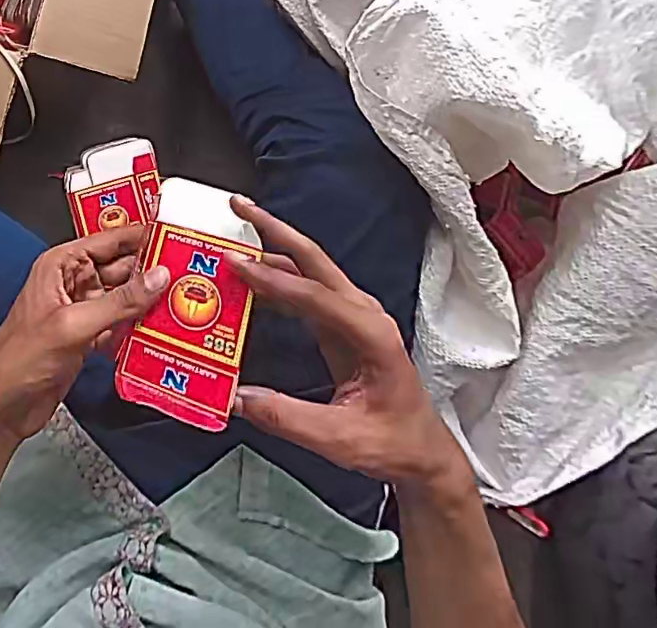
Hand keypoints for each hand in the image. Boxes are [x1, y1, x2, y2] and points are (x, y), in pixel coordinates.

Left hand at [0, 226, 169, 441]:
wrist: (2, 408)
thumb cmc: (22, 358)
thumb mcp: (73, 325)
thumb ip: (119, 301)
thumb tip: (159, 276)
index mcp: (62, 264)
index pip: (109, 240)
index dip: (142, 235)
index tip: (177, 234)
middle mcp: (73, 281)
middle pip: (122, 267)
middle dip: (153, 270)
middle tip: (191, 271)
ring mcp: (82, 309)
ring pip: (124, 296)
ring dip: (149, 299)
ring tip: (186, 298)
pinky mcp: (88, 335)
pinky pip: (121, 321)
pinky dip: (138, 325)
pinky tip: (163, 328)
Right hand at [226, 198, 470, 488]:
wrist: (421, 450)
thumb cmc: (393, 442)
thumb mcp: (340, 440)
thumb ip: (286, 417)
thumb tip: (235, 397)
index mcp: (371, 334)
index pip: (314, 295)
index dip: (272, 278)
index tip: (236, 263)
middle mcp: (363, 313)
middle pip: (313, 258)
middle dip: (274, 228)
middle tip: (239, 206)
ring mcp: (353, 313)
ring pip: (308, 267)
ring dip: (271, 246)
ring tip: (235, 234)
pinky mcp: (340, 321)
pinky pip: (304, 288)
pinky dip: (275, 275)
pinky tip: (251, 276)